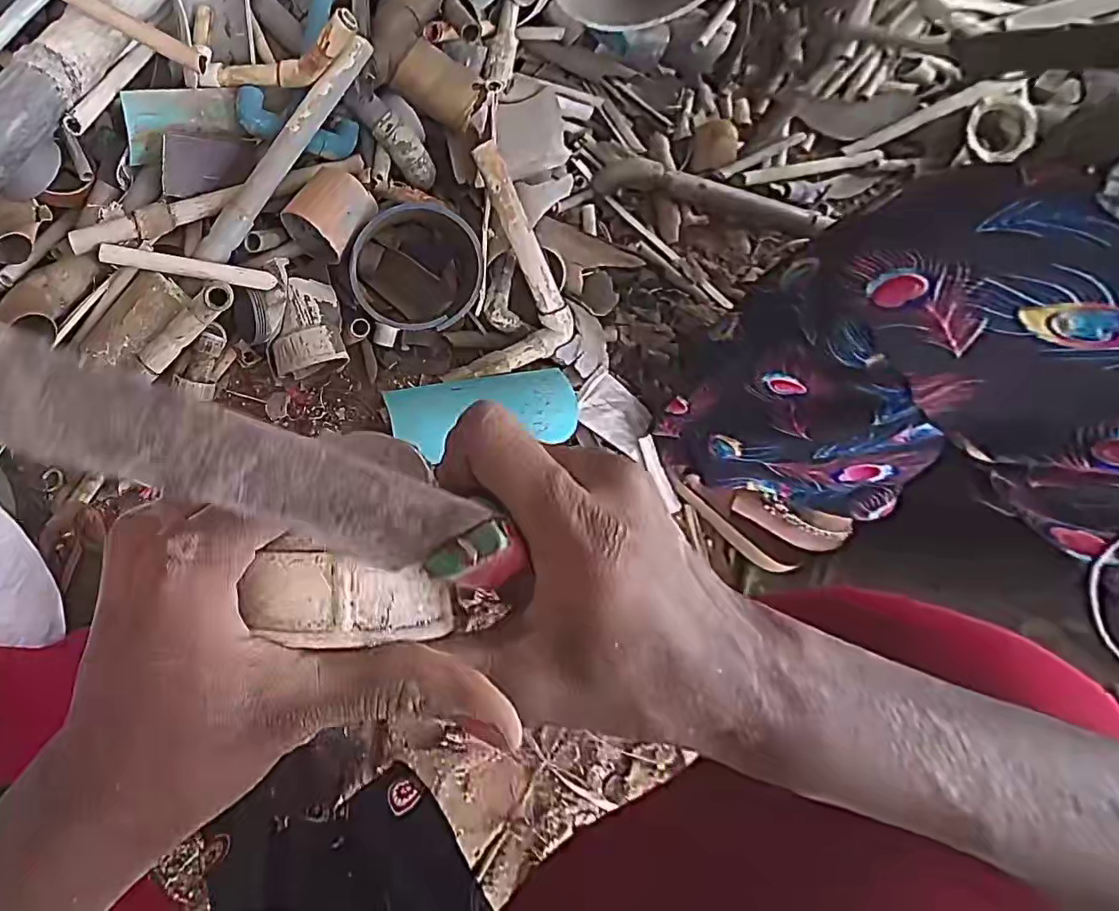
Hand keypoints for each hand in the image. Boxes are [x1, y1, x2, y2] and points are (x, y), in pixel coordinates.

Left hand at [60, 500, 523, 842]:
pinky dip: (248, 512)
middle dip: (323, 488)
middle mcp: (154, 521)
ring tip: (347, 519)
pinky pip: (203, 502)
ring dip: (285, 498)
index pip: (287, 485)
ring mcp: (136, 525)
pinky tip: (289, 537)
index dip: (350, 482)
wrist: (101, 786)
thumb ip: (393, 681)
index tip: (403, 487)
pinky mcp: (133, 539)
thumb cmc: (189, 756)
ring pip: (230, 484)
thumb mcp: (294, 709)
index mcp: (189, 553)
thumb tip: (500, 705)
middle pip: (258, 477)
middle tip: (384, 504)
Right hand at [437, 403, 771, 747]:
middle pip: (498, 445)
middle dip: (474, 495)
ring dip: (501, 502)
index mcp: (577, 520)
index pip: (486, 431)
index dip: (452, 466)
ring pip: (521, 457)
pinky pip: (548, 468)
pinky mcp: (623, 474)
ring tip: (521, 563)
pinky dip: (530, 502)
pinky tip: (550, 556)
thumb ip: (448, 662)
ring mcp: (617, 468)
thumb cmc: (635, 681)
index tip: (456, 525)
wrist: (734, 673)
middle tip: (484, 558)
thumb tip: (383, 650)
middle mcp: (599, 475)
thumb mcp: (529, 686)